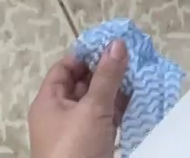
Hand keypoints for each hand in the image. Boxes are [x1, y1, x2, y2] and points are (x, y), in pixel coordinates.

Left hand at [28, 40, 128, 157]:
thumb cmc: (75, 149)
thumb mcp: (92, 108)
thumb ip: (107, 75)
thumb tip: (117, 43)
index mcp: (49, 102)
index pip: (65, 67)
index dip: (86, 53)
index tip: (112, 43)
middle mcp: (60, 113)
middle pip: (83, 81)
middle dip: (107, 68)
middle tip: (132, 55)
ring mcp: (77, 130)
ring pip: (97, 99)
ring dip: (117, 86)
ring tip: (140, 71)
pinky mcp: (93, 143)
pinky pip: (107, 116)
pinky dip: (121, 105)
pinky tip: (139, 95)